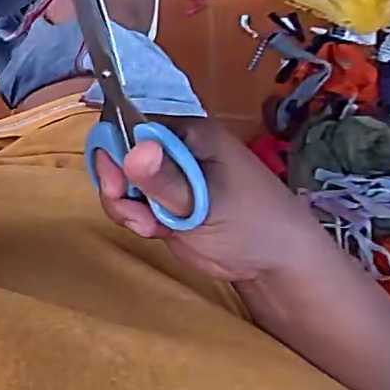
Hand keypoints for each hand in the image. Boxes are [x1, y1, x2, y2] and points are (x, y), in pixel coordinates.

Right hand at [93, 120, 332, 283]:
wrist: (275, 263)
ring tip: (154, 229)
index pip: (130, 126)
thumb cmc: (250, 225)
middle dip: (120, 190)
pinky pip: (135, 204)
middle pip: (121, 156)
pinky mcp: (167, 201)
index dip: (114, 155)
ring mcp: (170, 175)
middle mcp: (176, 148)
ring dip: (129, 209)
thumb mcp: (205, 204)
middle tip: (139, 218)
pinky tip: (158, 232)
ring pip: (124, 184)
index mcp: (189, 133)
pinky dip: (138, 220)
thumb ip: (164, 180)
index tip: (116, 188)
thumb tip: (134, 149)